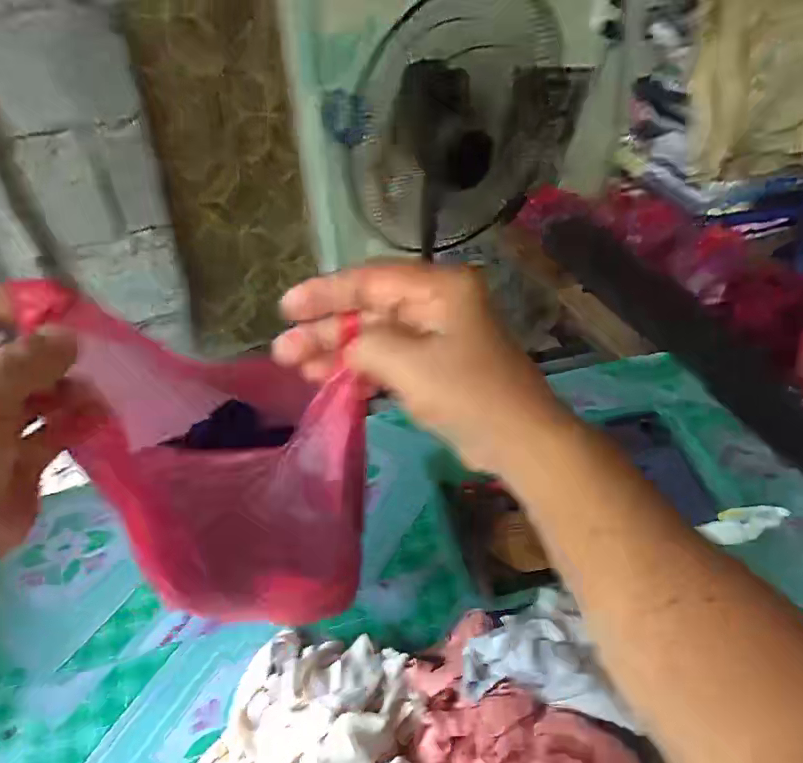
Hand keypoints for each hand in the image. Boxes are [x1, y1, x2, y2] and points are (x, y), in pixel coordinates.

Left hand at [0, 287, 79, 576]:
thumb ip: (26, 363)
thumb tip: (68, 336)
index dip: (12, 304)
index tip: (62, 307)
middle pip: (12, 356)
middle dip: (50, 351)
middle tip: (93, 354)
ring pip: (38, 395)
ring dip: (69, 389)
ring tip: (98, 395)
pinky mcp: (21, 462)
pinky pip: (55, 432)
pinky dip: (78, 423)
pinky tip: (101, 420)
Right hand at [273, 261, 576, 472]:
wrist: (519, 441)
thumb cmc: (467, 394)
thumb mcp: (409, 363)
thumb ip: (366, 344)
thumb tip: (348, 347)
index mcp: (440, 288)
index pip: (371, 281)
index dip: (325, 293)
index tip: (286, 308)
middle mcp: (440, 306)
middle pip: (371, 311)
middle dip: (326, 331)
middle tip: (283, 351)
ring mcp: (442, 340)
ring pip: (379, 340)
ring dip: (340, 355)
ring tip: (299, 370)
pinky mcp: (442, 372)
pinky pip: (394, 364)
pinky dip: (365, 374)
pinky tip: (334, 385)